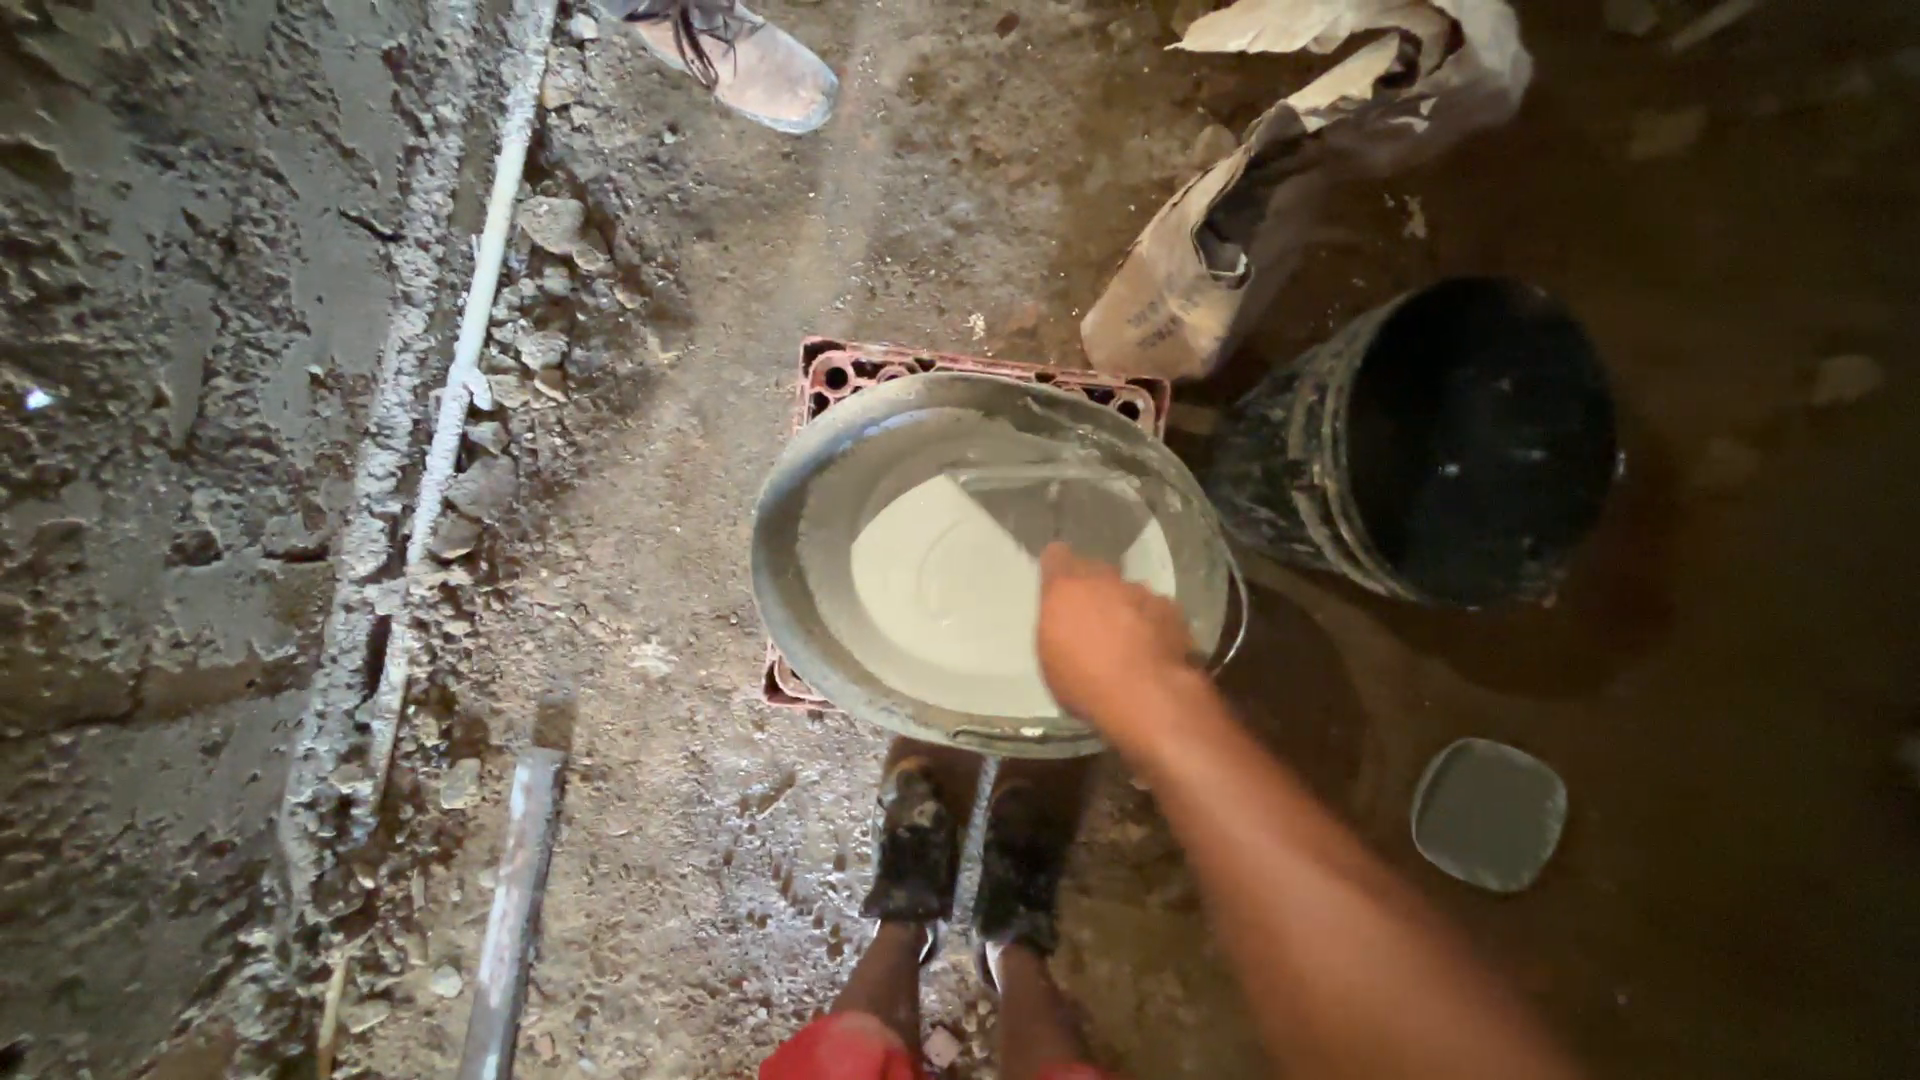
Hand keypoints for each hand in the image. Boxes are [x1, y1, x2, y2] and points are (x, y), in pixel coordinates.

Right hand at [1036, 541, 1195, 719]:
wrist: (1148, 697)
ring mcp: (1141, 591)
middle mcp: (1103, 580)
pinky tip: (1152, 647)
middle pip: (1095, 570)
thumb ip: (1056, 627)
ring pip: (1127, 590)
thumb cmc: (1085, 683)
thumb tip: (1064, 619)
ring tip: (1127, 638)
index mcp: (1066, 588)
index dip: (1057, 567)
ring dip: (1124, 606)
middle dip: (1092, 587)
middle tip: (1092, 617)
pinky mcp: (1172, 609)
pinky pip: (1155, 608)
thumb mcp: (1050, 660)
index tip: (1057, 583)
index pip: (1056, 556)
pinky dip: (1152, 621)